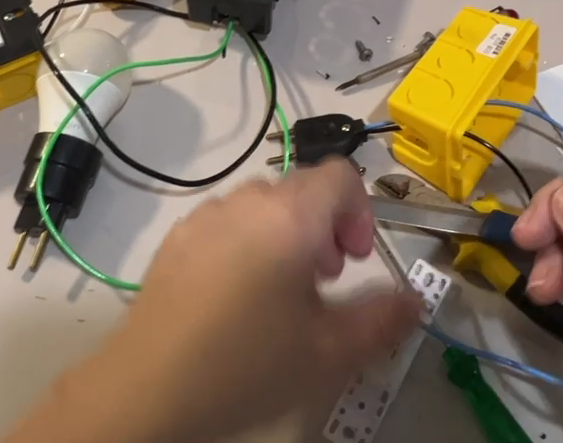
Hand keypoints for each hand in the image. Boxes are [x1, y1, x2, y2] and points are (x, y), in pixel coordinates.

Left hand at [3, 162, 419, 442]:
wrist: (148, 386)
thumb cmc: (247, 363)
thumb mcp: (327, 352)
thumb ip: (381, 319)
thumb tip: (414, 300)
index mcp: (291, 216)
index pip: (341, 175)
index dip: (360, 211)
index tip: (354, 261)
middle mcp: (249, 200)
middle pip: (303, 188)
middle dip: (326, 226)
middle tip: (324, 280)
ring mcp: (207, 214)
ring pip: (264, 204)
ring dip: (287, 232)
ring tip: (280, 291)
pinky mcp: (178, 235)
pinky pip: (228, 220)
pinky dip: (248, 239)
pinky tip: (235, 295)